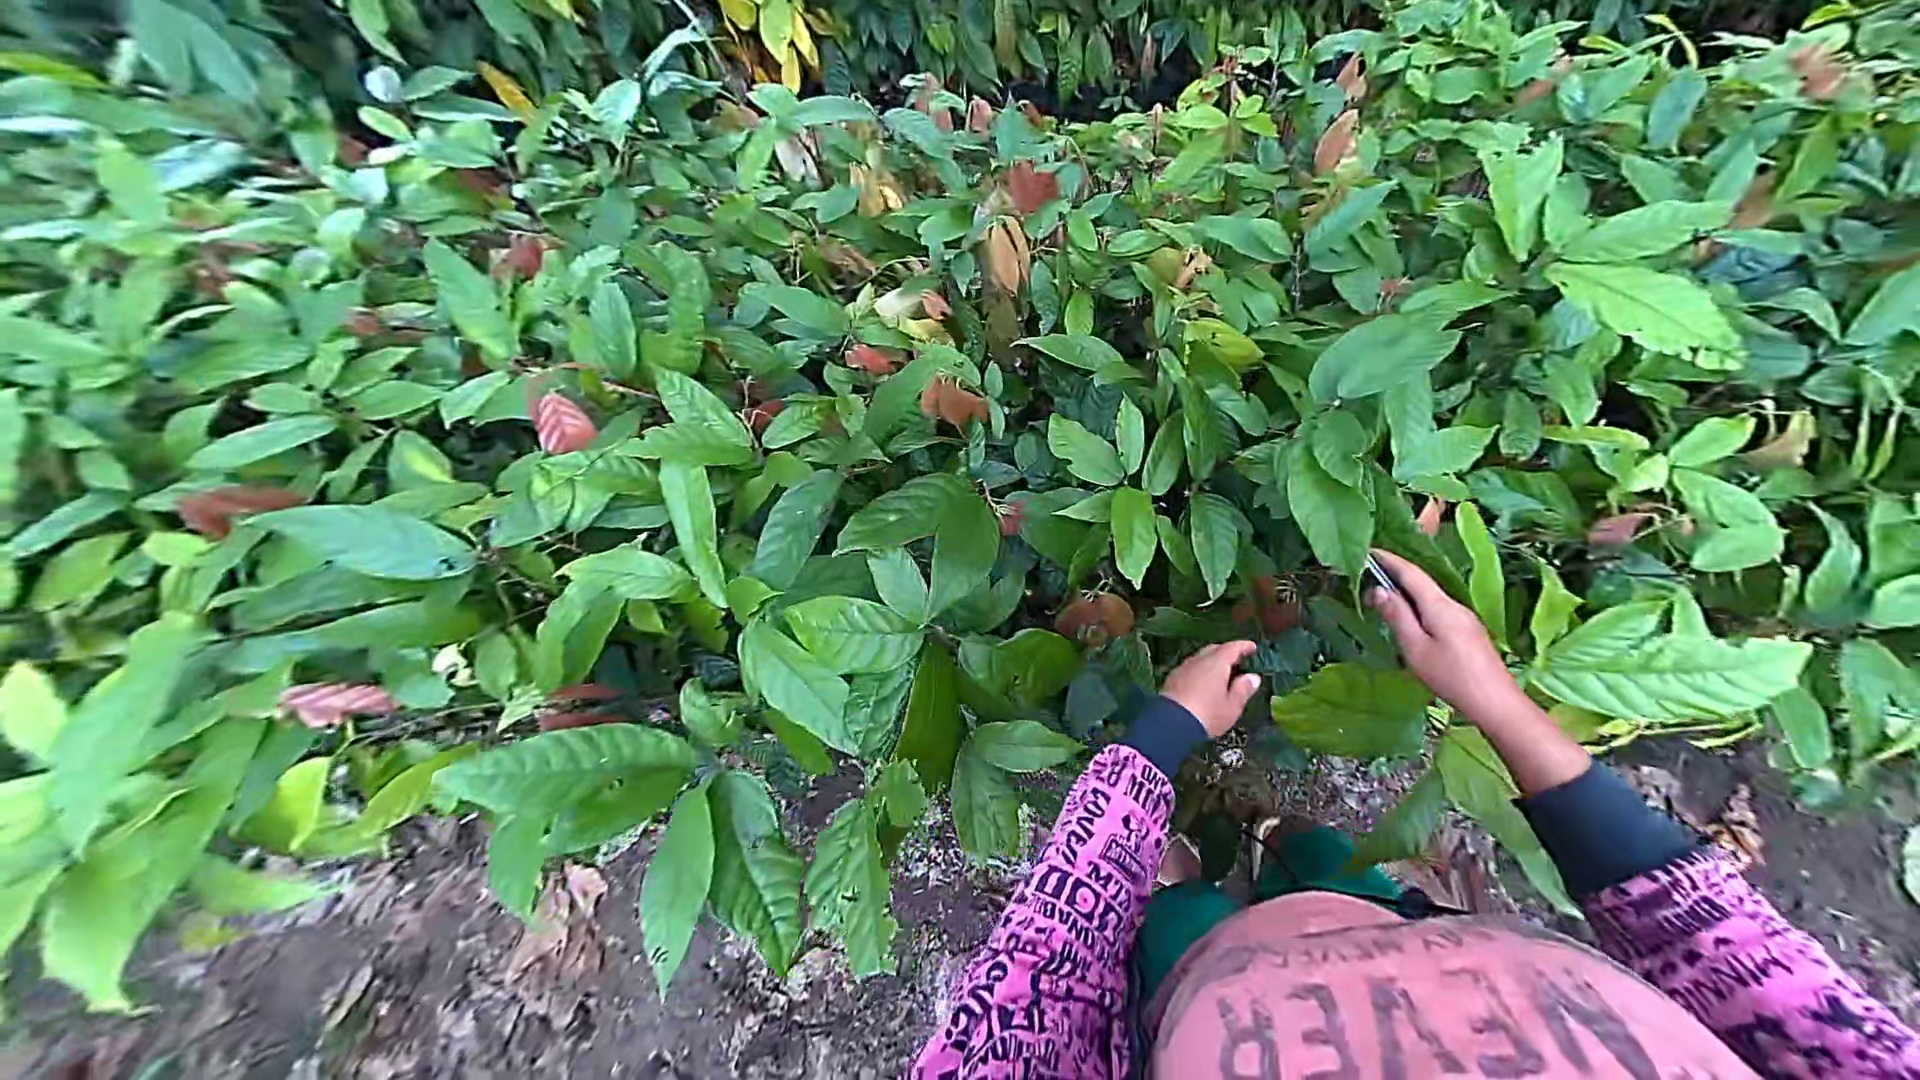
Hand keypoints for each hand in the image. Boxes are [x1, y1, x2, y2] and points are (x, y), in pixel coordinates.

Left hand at [1161, 641, 1261, 736]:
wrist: (1171, 722)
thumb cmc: (1208, 714)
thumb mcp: (1232, 706)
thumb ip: (1242, 689)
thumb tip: (1253, 677)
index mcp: (1215, 664)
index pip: (1231, 648)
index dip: (1243, 646)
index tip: (1252, 647)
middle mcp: (1197, 661)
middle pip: (1213, 649)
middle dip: (1226, 652)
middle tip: (1238, 660)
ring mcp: (1182, 668)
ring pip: (1200, 658)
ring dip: (1212, 661)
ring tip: (1222, 672)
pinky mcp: (1172, 678)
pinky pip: (1190, 667)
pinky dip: (1200, 669)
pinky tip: (1204, 681)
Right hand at [1365, 549, 1525, 723]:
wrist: (1495, 702)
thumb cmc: (1450, 675)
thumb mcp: (1414, 646)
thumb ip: (1397, 615)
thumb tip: (1379, 589)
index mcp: (1440, 606)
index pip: (1412, 574)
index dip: (1390, 560)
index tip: (1368, 551)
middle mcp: (1454, 606)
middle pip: (1422, 583)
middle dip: (1395, 574)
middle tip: (1366, 573)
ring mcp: (1464, 618)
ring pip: (1429, 596)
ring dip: (1405, 591)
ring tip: (1380, 594)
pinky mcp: (1467, 631)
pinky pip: (1437, 608)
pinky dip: (1417, 604)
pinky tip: (1406, 615)